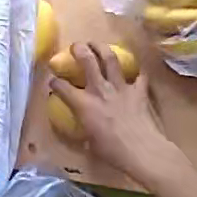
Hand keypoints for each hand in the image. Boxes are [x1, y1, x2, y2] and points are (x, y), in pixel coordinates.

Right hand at [50, 43, 184, 186]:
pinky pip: (139, 76)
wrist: (142, 151)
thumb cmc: (112, 152)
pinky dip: (138, 71)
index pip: (62, 87)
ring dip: (102, 48)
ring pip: (110, 59)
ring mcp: (120, 87)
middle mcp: (99, 89)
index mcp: (83, 104)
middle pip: (87, 60)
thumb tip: (85, 133)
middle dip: (79, 49)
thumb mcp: (91, 144)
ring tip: (97, 44)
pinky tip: (137, 69)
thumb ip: (85, 132)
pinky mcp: (138, 91)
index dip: (55, 82)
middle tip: (76, 46)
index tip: (53, 80)